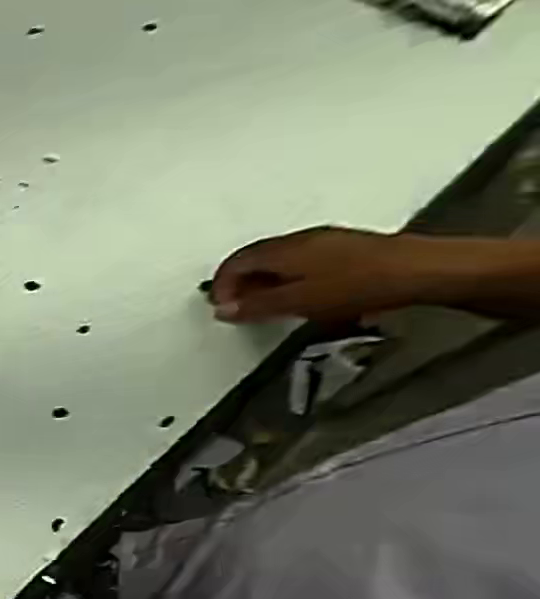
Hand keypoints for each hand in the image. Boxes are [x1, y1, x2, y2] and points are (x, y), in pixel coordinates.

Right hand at [208, 225, 475, 323]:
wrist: (425, 271)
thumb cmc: (357, 285)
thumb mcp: (296, 302)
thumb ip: (254, 307)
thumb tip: (223, 310)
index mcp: (283, 250)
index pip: (235, 263)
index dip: (221, 285)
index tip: (221, 308)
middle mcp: (301, 239)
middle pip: (254, 258)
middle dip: (239, 283)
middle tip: (238, 308)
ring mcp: (326, 241)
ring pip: (277, 259)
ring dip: (263, 281)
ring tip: (266, 305)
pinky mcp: (345, 248)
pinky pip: (300, 260)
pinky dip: (286, 277)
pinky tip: (296, 294)